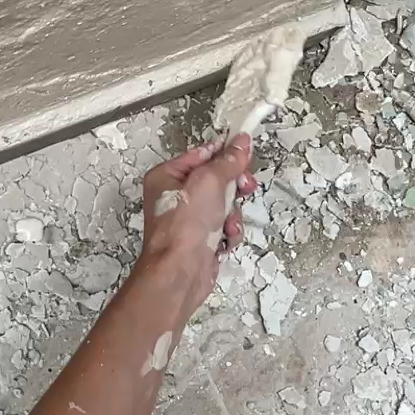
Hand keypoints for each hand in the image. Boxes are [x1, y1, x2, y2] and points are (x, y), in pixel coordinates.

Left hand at [133, 134, 256, 314]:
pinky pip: (225, 226)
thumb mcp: (209, 182)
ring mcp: (189, 219)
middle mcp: (175, 196)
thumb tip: (241, 142)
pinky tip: (225, 239)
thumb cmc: (183, 226)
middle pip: (217, 180)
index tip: (247, 150)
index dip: (225, 153)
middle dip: (233, 188)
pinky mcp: (202, 239)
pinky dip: (229, 232)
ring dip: (232, 214)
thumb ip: (227, 161)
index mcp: (167, 176)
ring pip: (225, 204)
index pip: (202, 154)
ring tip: (227, 223)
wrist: (181, 272)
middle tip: (243, 188)